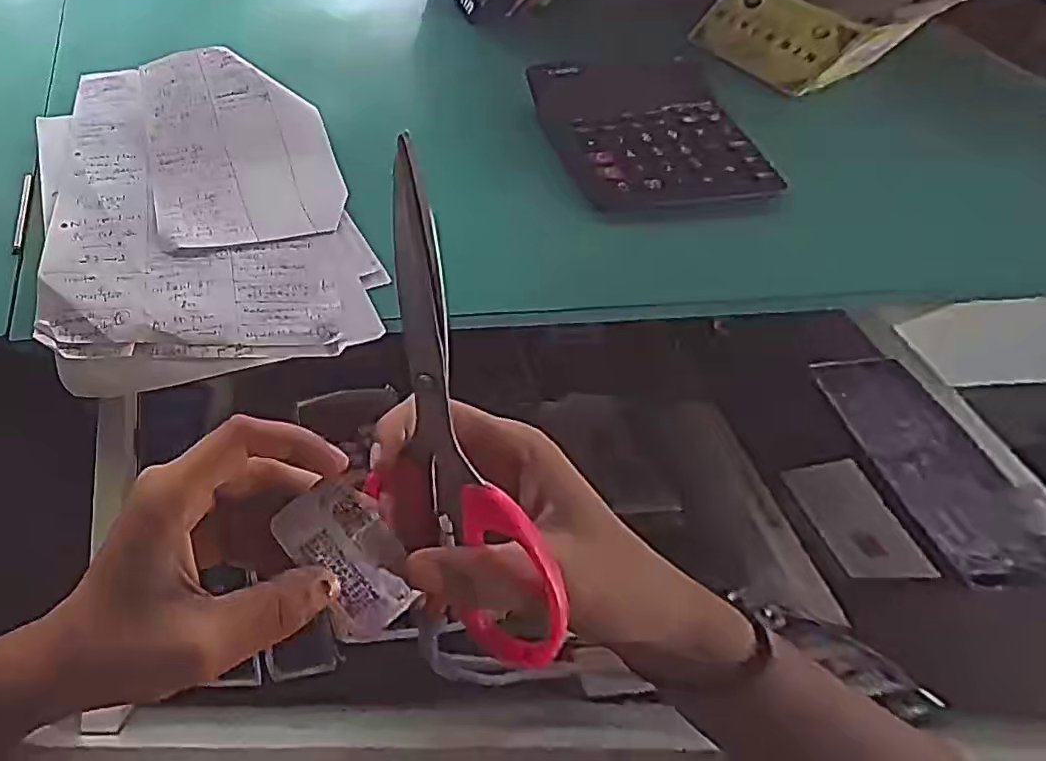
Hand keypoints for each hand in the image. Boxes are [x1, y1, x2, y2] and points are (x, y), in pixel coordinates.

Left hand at [42, 415, 346, 707]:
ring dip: (285, 518)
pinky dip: (263, 540)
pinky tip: (293, 569)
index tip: (335, 464)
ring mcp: (176, 508)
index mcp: (172, 493)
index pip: (240, 440)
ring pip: (245, 494)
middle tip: (345, 514)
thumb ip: (273, 609)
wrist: (69, 663)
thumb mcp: (204, 640)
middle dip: (300, 487)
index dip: (294, 442)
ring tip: (329, 546)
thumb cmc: (118, 647)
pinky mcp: (180, 531)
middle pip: (249, 467)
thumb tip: (325, 585)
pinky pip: (232, 522)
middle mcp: (174, 488)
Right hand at [372, 398, 753, 674]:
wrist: (668, 632)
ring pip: (425, 494)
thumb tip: (411, 564)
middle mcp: (494, 462)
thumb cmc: (624, 586)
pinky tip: (434, 590)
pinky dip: (429, 554)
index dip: (398, 430)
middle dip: (401, 493)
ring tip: (417, 577)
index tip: (377, 471)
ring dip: (411, 531)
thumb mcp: (554, 576)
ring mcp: (489, 497)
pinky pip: (440, 529)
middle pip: (421, 455)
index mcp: (512, 447)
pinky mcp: (487, 530)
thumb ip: (482, 570)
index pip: (437, 413)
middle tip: (392, 539)